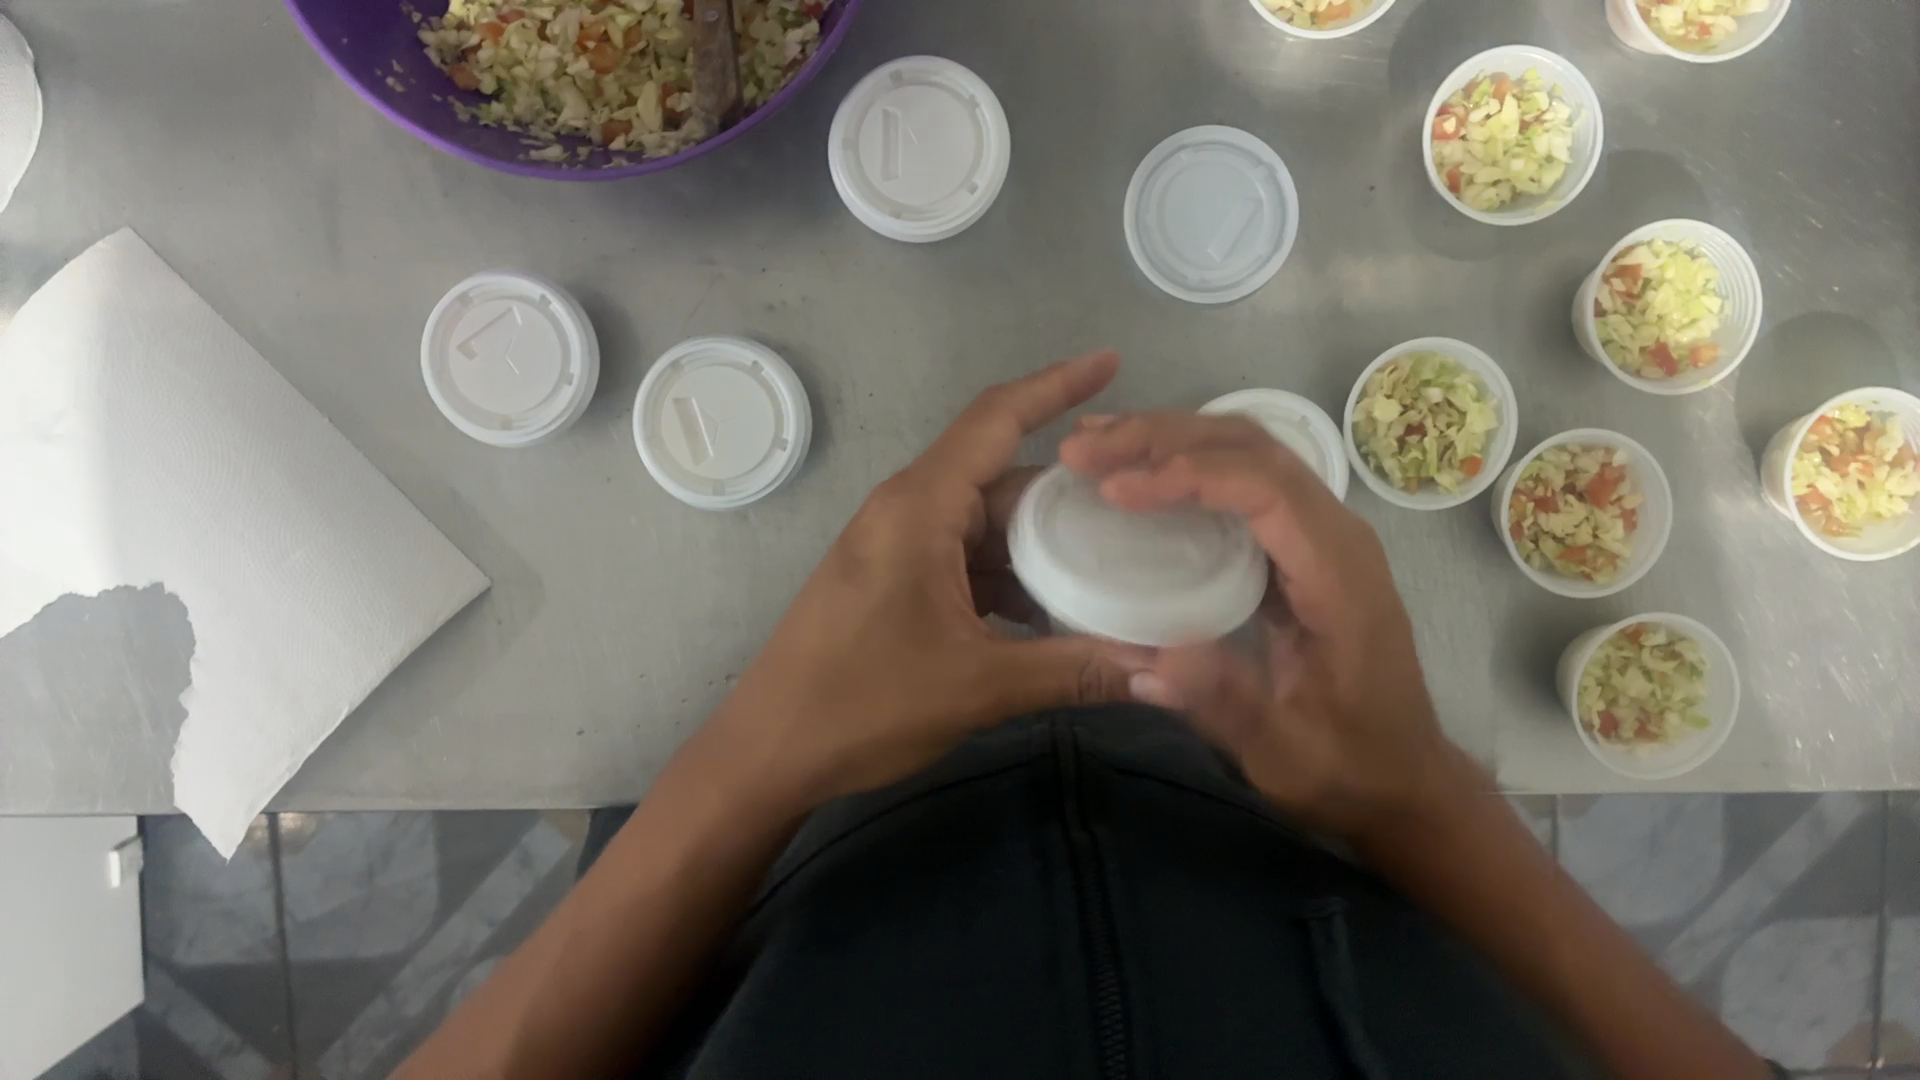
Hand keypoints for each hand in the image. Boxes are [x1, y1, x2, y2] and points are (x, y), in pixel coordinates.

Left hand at [713, 351, 1148, 806]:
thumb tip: (1168, 674)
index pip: (995, 420)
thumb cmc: (862, 704)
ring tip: (1113, 560)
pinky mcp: (895, 582)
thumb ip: (1074, 671)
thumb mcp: (977, 685)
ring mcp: (898, 548)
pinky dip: (1011, 576)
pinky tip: (1053, 610)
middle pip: (1001, 478)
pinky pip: (966, 560)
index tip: (1111, 363)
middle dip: (1069, 492)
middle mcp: (908, 512)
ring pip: (986, 524)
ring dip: (1041, 543)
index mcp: (920, 508)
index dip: (1056, 386)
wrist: (770, 751)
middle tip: (1143, 506)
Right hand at [1058, 411, 1476, 840]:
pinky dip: (1184, 462)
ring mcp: (1319, 533)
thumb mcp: (1285, 753)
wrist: (1402, 778)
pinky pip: (1241, 479)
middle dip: (1162, 438)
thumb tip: (1148, 659)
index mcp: (1339, 577)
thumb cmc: (1346, 766)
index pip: (1265, 489)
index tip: (1112, 490)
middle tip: (1081, 449)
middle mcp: (1335, 535)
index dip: (1186, 476)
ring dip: (1168, 439)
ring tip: (1094, 444)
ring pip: (1247, 451)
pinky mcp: (1298, 544)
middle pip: (1252, 449)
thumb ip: (1226, 704)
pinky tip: (1136, 471)